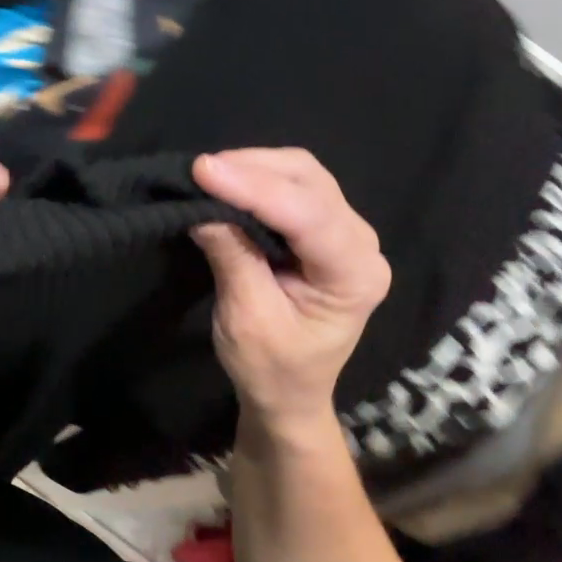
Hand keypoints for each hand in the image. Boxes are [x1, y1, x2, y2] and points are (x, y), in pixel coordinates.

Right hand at [191, 149, 390, 442]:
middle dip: (254, 168)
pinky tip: (229, 182)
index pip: (308, 215)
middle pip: (311, 182)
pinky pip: (295, 189)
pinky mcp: (325, 230)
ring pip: (304, 177)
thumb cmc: (271, 368)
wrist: (288, 393)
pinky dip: (259, 179)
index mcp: (355, 275)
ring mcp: (347, 234)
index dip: (255, 188)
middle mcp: (362, 245)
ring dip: (255, 168)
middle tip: (198, 171)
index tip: (203, 170)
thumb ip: (233, 260)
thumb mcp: (246, 320)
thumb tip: (204, 209)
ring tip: (208, 174)